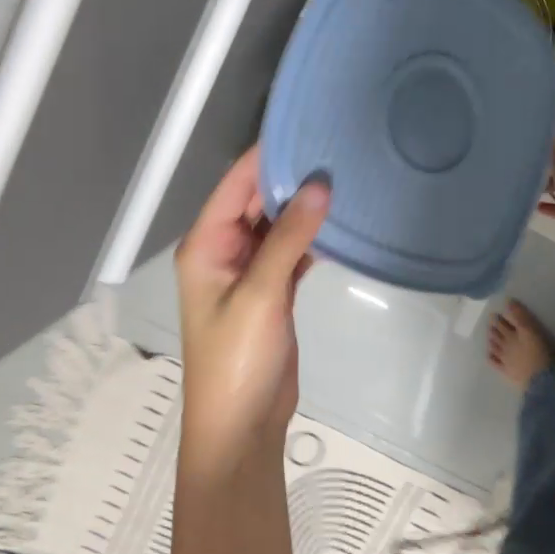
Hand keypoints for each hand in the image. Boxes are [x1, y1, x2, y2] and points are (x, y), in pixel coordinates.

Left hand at [174, 147, 329, 461]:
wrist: (241, 427)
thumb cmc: (236, 359)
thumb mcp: (260, 294)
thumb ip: (289, 238)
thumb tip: (321, 184)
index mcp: (206, 244)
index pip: (237, 184)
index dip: (268, 155)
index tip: (308, 126)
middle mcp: (226, 250)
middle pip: (258, 200)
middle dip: (293, 176)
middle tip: (339, 146)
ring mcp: (251, 271)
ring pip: (280, 225)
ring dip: (306, 206)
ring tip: (347, 173)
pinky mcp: (275, 290)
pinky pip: (295, 249)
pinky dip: (315, 236)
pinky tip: (343, 220)